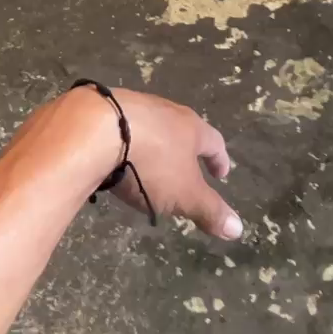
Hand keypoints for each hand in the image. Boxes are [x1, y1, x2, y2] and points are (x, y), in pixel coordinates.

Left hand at [32, 87, 240, 239]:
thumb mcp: (184, 194)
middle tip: (185, 170)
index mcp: (189, 127)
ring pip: (151, 125)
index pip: (213, 141)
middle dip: (184, 149)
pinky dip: (124, 141)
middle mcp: (165, 109)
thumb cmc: (150, 162)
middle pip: (182, 127)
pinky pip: (121, 126)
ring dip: (154, 144)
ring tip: (148, 166)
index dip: (218, 159)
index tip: (221, 174)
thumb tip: (238, 228)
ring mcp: (133, 105)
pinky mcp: (104, 108)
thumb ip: (210, 210)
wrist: (94, 129)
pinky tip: (114, 156)